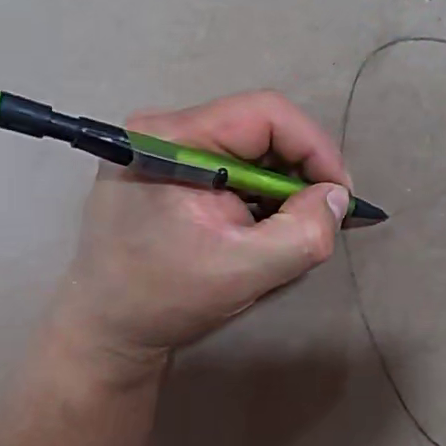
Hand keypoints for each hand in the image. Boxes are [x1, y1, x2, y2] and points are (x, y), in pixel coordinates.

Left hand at [48, 91, 352, 371]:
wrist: (105, 330)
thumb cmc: (163, 299)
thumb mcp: (243, 272)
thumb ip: (302, 234)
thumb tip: (336, 198)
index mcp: (171, 139)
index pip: (265, 114)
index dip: (314, 148)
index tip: (340, 195)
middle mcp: (164, 131)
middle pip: (259, 128)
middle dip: (300, 171)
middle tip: (321, 216)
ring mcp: (165, 149)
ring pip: (250, 147)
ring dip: (282, 185)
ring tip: (291, 227)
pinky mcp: (169, 169)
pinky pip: (233, 165)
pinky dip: (261, 193)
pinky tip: (263, 227)